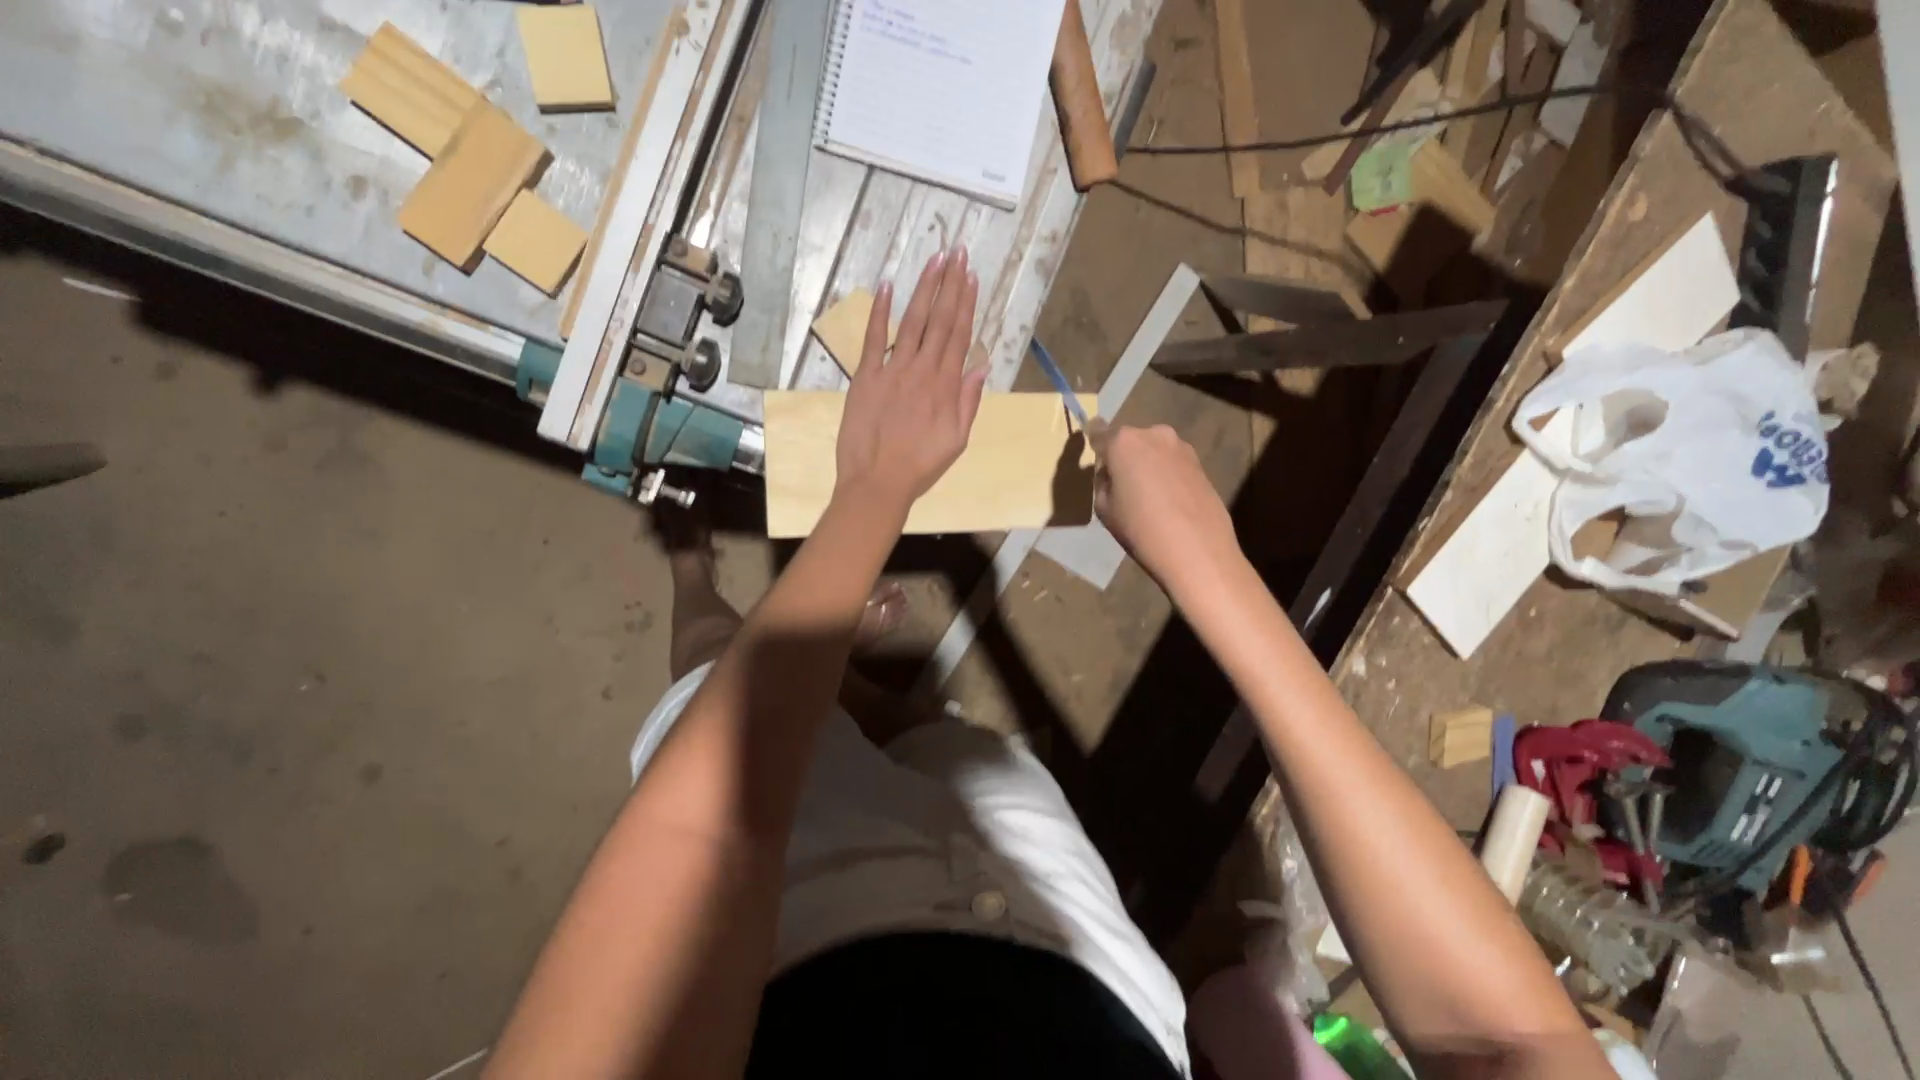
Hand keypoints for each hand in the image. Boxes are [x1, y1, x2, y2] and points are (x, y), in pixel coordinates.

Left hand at [834, 246, 987, 513]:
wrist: (877, 482)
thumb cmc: (920, 467)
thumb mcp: (956, 441)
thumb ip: (968, 403)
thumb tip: (980, 368)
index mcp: (946, 386)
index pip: (959, 335)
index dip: (966, 303)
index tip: (971, 275)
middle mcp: (922, 370)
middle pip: (938, 319)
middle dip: (949, 284)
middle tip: (956, 251)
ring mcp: (892, 370)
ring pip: (911, 321)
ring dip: (923, 289)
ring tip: (934, 260)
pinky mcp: (865, 376)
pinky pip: (874, 338)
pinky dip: (881, 311)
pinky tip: (889, 286)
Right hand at [1090, 423, 1243, 590]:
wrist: (1197, 549)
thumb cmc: (1141, 528)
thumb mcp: (1105, 509)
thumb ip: (1103, 482)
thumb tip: (1112, 473)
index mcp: (1123, 442)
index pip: (1098, 432)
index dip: (1093, 444)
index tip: (1092, 454)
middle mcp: (1153, 434)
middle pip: (1129, 441)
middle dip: (1123, 456)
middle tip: (1122, 484)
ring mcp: (1181, 447)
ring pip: (1153, 450)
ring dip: (1147, 465)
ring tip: (1148, 496)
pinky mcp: (1200, 463)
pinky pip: (1172, 463)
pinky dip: (1166, 474)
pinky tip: (1168, 500)